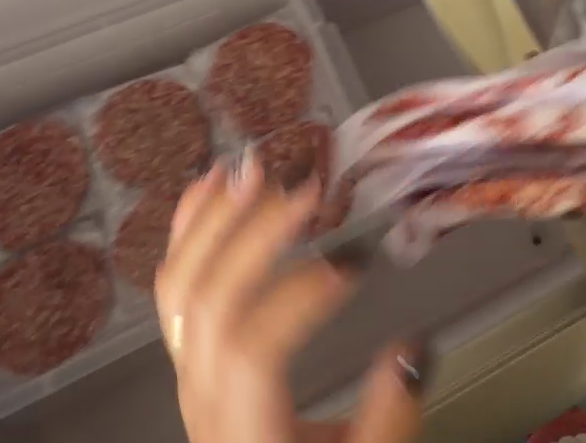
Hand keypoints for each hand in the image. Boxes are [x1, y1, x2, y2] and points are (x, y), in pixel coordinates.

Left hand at [158, 156, 426, 442]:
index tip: (352, 264)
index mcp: (247, 430)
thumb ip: (389, 417)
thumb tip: (412, 347)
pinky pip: (172, 282)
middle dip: (256, 234)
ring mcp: (186, 367)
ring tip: (250, 170)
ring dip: (213, 217)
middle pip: (209, 302)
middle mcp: (203, 393)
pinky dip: (189, 225)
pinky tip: (212, 183)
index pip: (253, 350)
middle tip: (306, 189)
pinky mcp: (185, 348)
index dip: (297, 297)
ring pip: (179, 285)